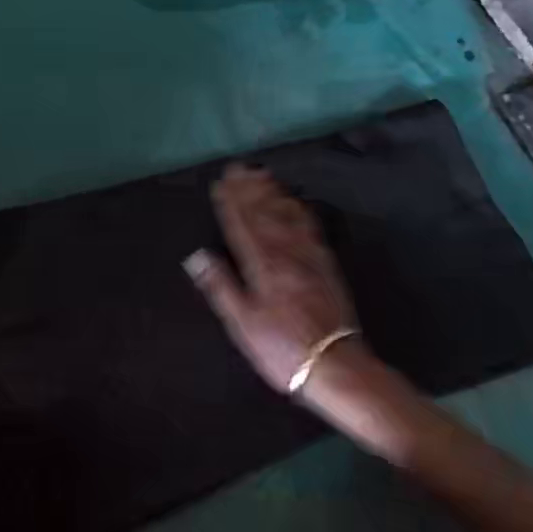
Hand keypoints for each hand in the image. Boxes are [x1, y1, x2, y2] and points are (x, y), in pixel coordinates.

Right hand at [184, 163, 362, 392]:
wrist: (335, 364)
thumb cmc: (282, 348)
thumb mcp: (243, 325)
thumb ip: (221, 287)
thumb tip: (198, 256)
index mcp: (260, 266)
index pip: (241, 225)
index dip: (230, 202)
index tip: (220, 182)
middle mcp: (283, 252)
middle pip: (262, 213)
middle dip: (248, 189)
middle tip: (237, 167)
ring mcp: (306, 254)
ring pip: (285, 214)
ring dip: (270, 192)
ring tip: (259, 173)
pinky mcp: (325, 262)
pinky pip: (308, 226)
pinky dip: (297, 208)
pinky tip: (292, 199)